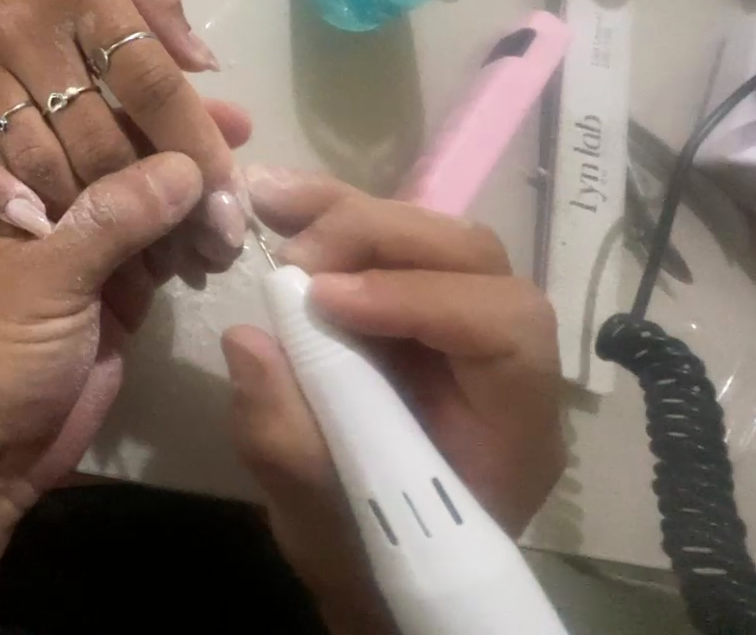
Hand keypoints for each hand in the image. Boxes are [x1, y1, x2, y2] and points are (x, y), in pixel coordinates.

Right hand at [0, 0, 245, 273]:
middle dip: (148, 196)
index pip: (151, 81)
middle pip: (98, 133)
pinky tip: (29, 220)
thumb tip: (207, 68)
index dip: (195, 142)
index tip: (226, 194)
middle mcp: (30, 32)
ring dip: (82, 206)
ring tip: (127, 248)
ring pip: (35, 152)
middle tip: (184, 242)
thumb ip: (155, 0)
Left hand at [0, 152, 206, 512]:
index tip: (220, 114)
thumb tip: (184, 164)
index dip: (154, 118)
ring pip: (155, 213)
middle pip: (133, 168)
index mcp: (25, 190)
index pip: (93, 131)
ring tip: (231, 225)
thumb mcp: (47, 279)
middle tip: (242, 167)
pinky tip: (216, 256)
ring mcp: (91, 255)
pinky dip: (191, 253)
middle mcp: (60, 212)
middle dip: (187, 166)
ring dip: (197, 214)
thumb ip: (111, 219)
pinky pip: (163, 258)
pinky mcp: (118, 296)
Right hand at [219, 169, 565, 632]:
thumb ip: (285, 441)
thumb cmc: (361, 551)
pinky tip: (273, 201)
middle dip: (376, 237)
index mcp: (509, 423)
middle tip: (290, 258)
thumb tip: (246, 339)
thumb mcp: (316, 520)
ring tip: (267, 202)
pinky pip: (377, 240)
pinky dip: (324, 214)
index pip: (501, 326)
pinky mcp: (402, 300)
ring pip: (425, 234)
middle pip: (469, 257)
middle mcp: (496, 356)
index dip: (414, 297)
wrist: (370, 555)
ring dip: (344, 211)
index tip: (320, 300)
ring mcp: (450, 319)